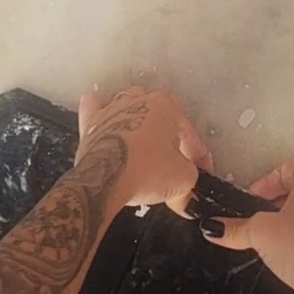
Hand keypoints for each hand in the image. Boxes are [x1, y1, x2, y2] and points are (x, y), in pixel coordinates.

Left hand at [77, 86, 211, 214]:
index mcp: (167, 107)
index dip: (200, 157)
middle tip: (174, 165)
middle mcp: (139, 99)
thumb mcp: (184, 180)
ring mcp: (112, 108)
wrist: (105, 179)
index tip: (203, 172)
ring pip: (130, 107)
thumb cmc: (147, 172)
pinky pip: (95, 106)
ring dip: (138, 122)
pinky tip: (108, 123)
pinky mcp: (90, 121)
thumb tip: (184, 194)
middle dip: (169, 139)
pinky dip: (102, 112)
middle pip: (160, 118)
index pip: (190, 135)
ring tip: (144, 147)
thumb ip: (190, 179)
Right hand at [204, 162, 293, 293]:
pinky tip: (290, 254)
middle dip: (273, 204)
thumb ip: (235, 228)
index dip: (261, 185)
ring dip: (288, 221)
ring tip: (271, 239)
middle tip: (257, 220)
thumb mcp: (260, 234)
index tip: (249, 203)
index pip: (283, 170)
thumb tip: (212, 228)